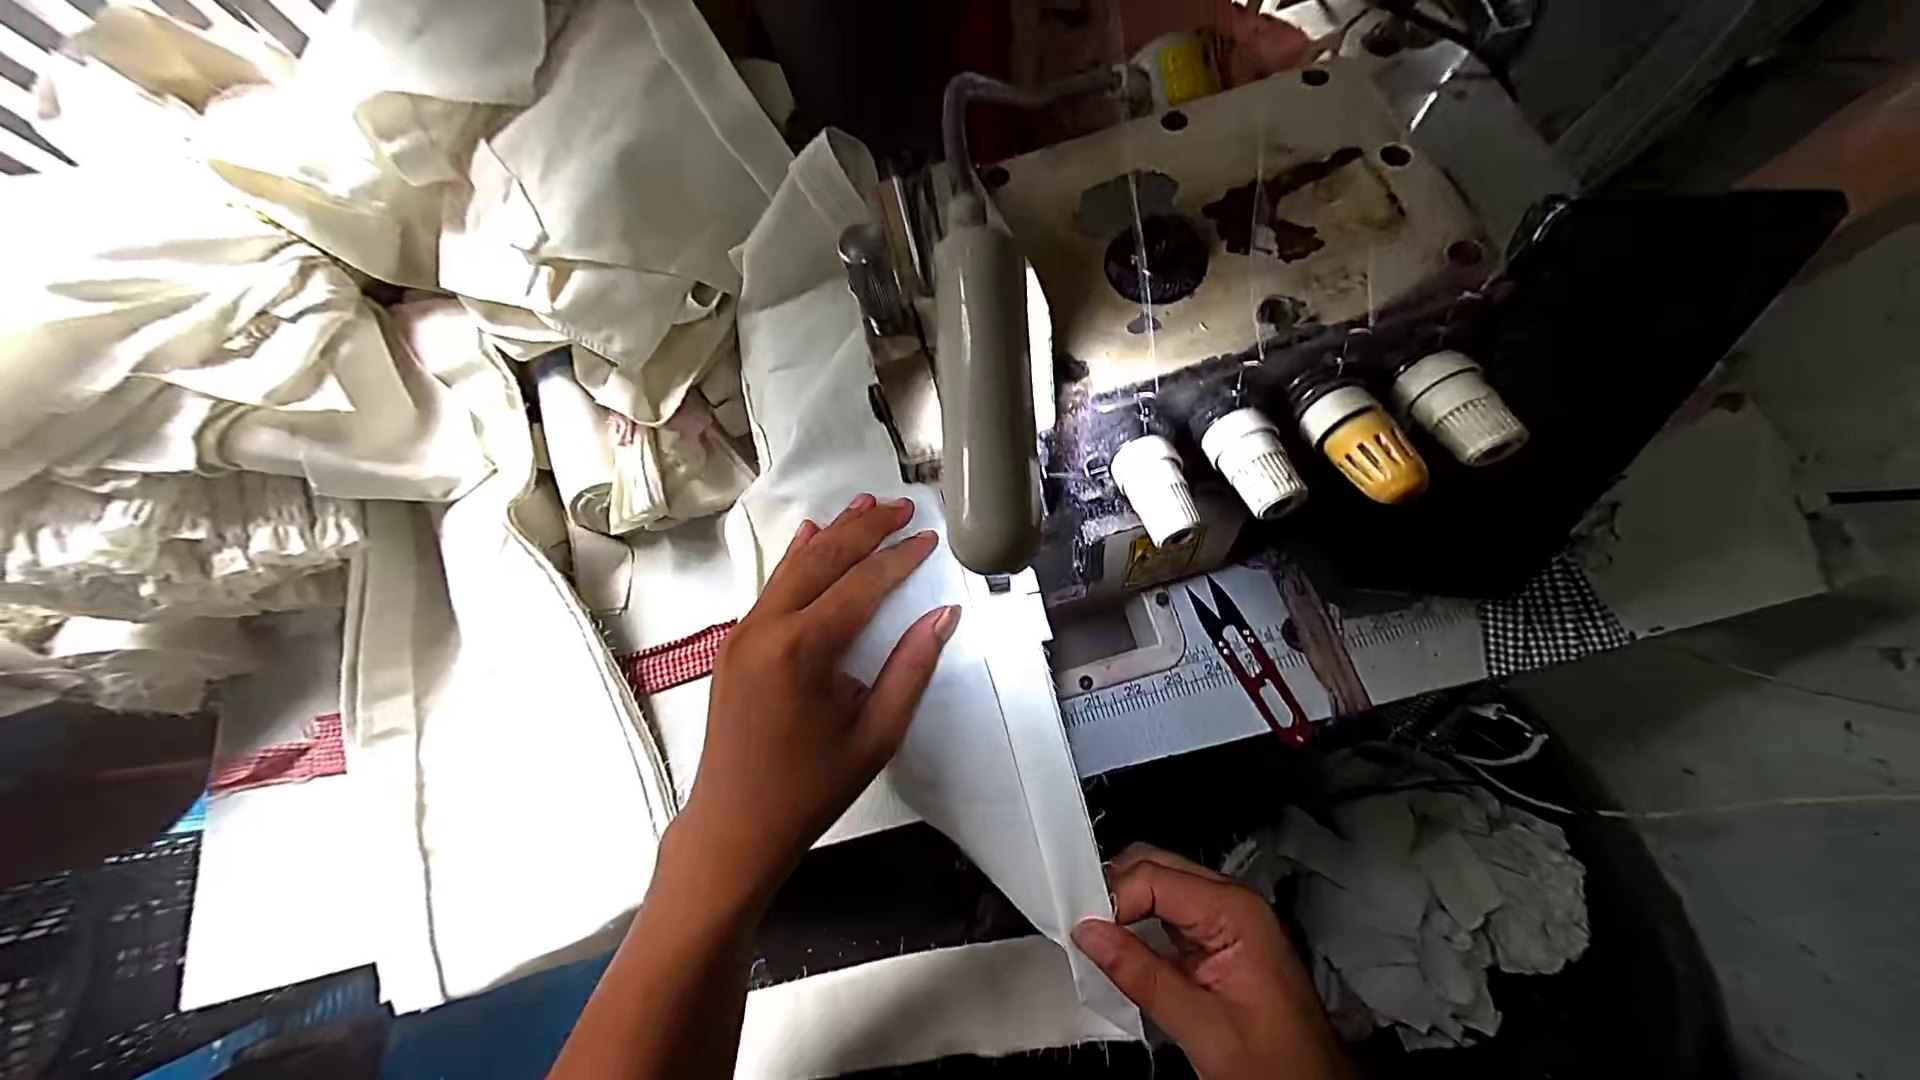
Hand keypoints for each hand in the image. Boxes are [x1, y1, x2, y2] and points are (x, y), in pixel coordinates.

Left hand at [675, 493, 959, 902]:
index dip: (900, 558)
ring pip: (795, 565)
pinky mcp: (735, 642)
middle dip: (867, 529)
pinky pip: (772, 587)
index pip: (862, 585)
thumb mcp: (876, 734)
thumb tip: (943, 616)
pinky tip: (810, 533)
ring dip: (833, 533)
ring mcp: (743, 632)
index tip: (928, 538)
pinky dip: (796, 557)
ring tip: (866, 505)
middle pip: (824, 559)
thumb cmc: (809, 789)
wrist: (733, 826)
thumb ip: (912, 668)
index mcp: (803, 651)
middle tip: (902, 508)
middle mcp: (766, 629)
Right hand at [1073, 844, 1347, 1079]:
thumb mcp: (1206, 1031)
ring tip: (1098, 937)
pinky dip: (1137, 921)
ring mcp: (1224, 916)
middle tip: (1085, 927)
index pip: (1154, 878)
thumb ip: (1143, 976)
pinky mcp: (1215, 935)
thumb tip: (1090, 933)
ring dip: (1124, 906)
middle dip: (1114, 892)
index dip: (1114, 899)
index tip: (1085, 928)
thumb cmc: (1282, 1070)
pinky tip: (1122, 946)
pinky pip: (1165, 909)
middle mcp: (1230, 902)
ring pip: (1156, 883)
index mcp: (1235, 911)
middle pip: (1154, 867)